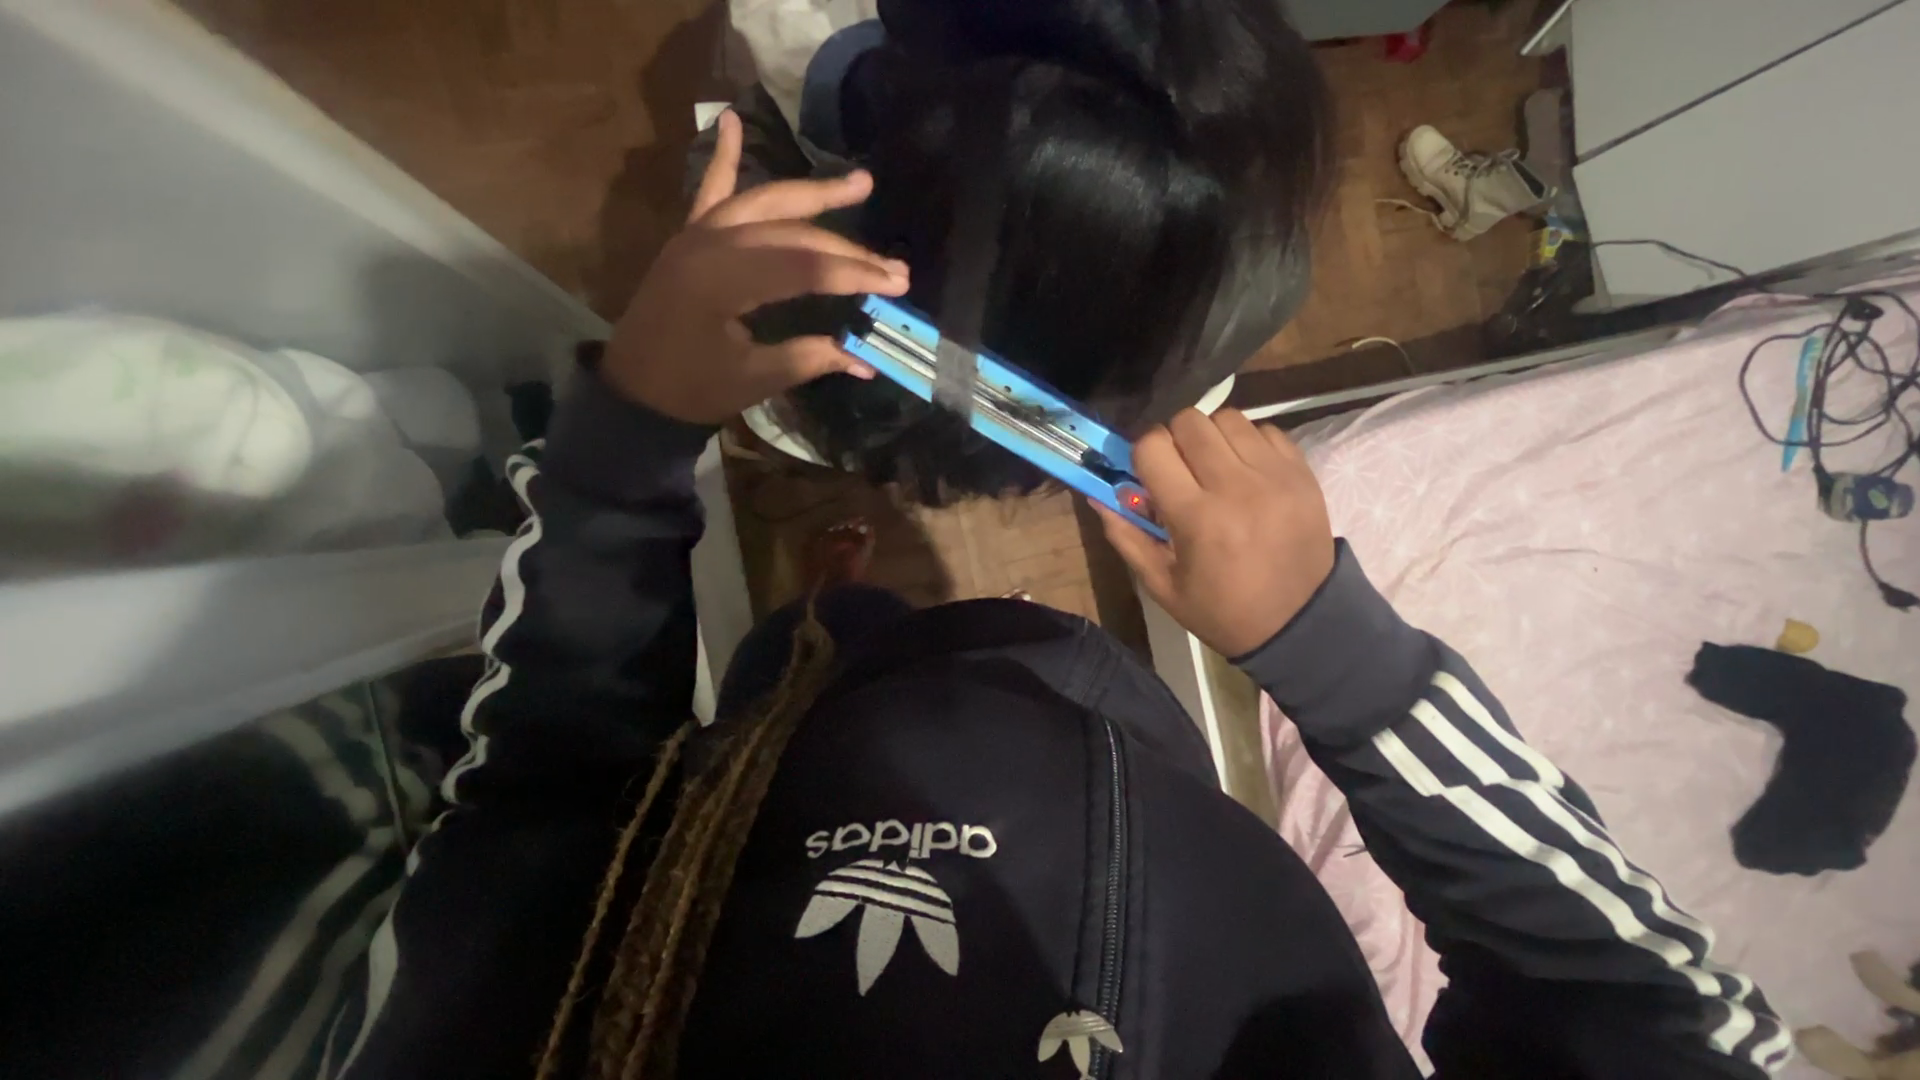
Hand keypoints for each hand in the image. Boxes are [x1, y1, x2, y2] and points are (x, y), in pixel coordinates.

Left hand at [600, 110, 910, 423]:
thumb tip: (866, 360)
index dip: (853, 275)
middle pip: (793, 233)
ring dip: (814, 194)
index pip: (803, 267)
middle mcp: (711, 244)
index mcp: (723, 282)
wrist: (634, 391)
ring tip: (860, 184)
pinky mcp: (689, 236)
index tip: (896, 285)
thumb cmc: (692, 390)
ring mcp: (697, 234)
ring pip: (765, 202)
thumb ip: (810, 359)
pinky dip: (724, 156)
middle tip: (894, 264)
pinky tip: (731, 119)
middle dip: (848, 249)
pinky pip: (711, 191)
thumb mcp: (754, 380)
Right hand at [1095, 409, 1335, 657]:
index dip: (1142, 454)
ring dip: (1210, 437)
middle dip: (1173, 439)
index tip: (1147, 474)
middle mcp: (1236, 486)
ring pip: (1226, 417)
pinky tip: (1245, 472)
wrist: (1300, 623)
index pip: (1152, 446)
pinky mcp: (1301, 472)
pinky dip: (1247, 443)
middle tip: (1179, 469)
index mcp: (1197, 517)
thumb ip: (1126, 535)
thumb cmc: (1222, 610)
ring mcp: (1274, 475)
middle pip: (1188, 421)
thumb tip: (1098, 494)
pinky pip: (1264, 429)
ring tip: (1213, 467)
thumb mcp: (1162, 584)